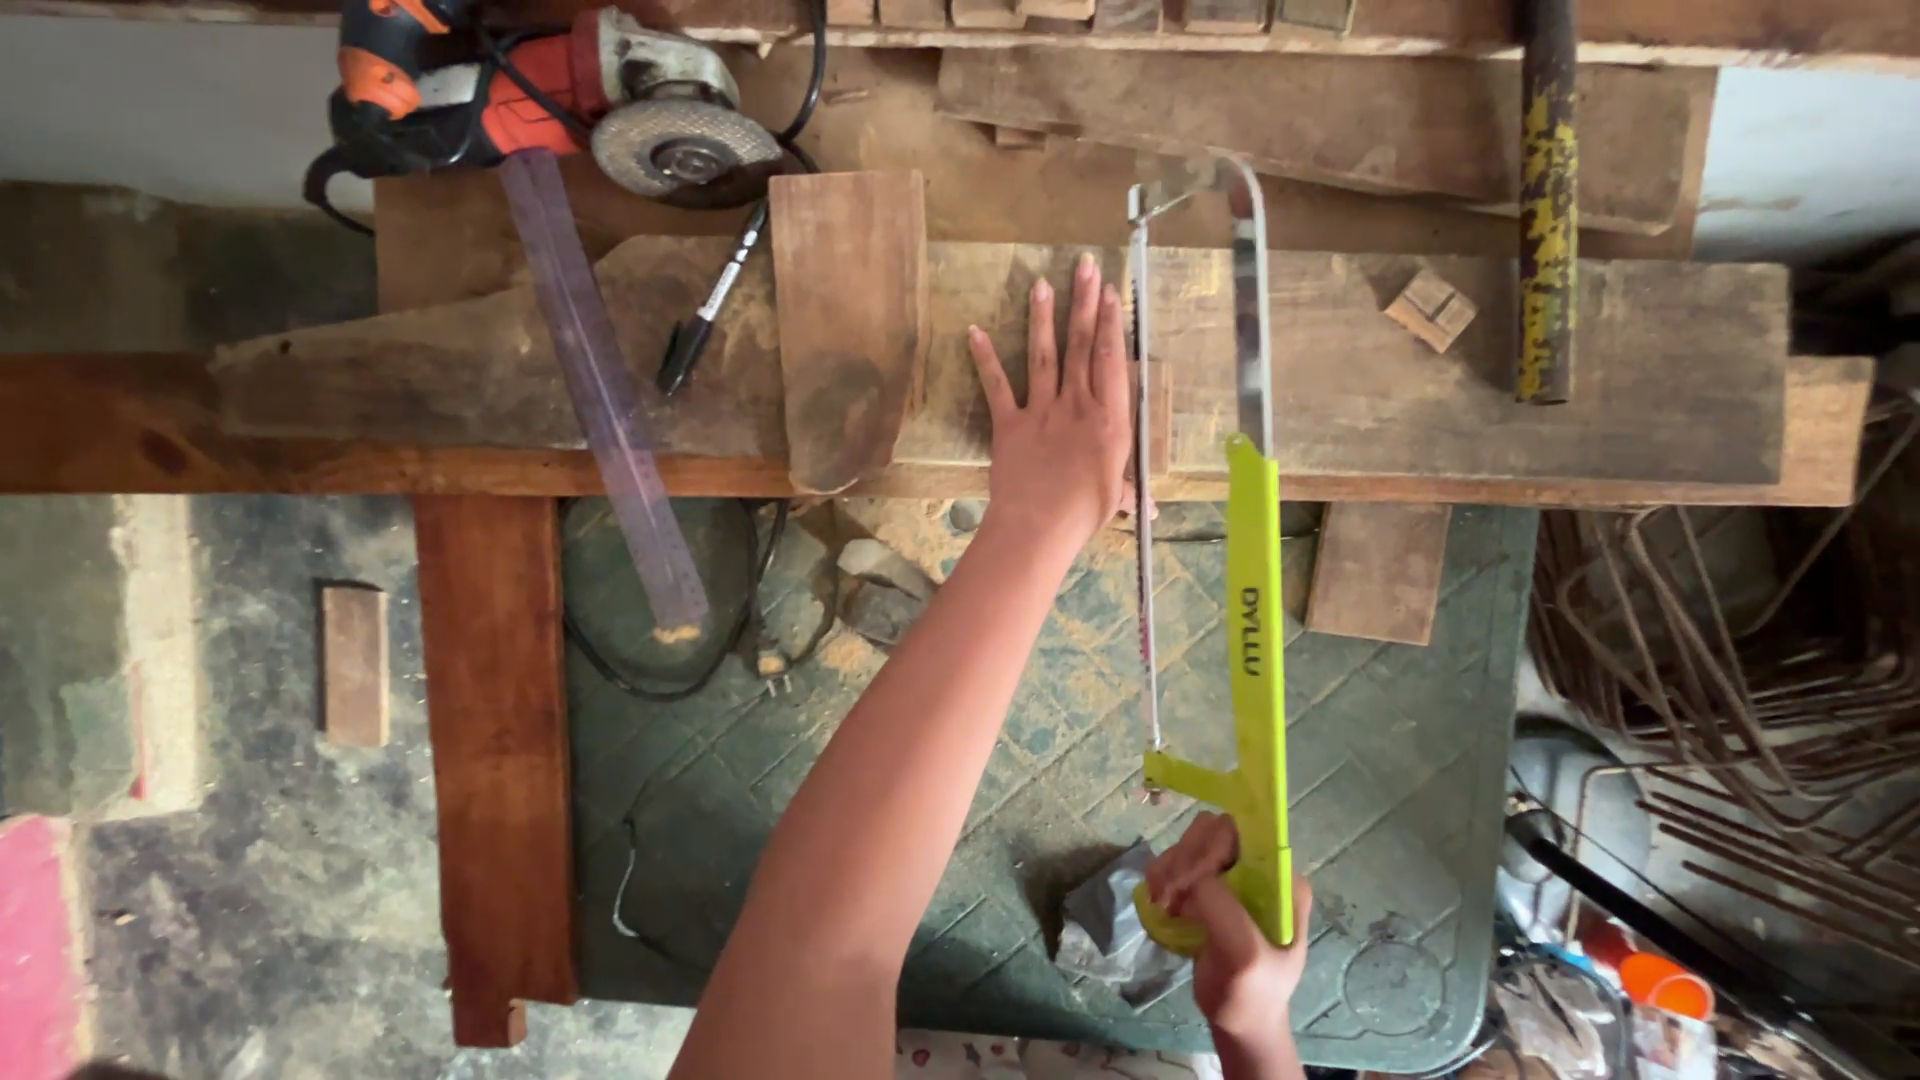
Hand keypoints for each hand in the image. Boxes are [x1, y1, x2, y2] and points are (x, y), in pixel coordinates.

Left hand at [967, 252, 1131, 554]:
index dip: (1111, 325)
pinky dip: (985, 359)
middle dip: (1084, 304)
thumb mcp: (1114, 499)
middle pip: (1081, 347)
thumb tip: (1149, 507)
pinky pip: (997, 387)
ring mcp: (1041, 412)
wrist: (1039, 526)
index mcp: (1110, 420)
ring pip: (1044, 356)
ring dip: (1043, 318)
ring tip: (1042, 283)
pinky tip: (975, 331)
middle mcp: (1077, 406)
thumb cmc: (1084, 514)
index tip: (1111, 294)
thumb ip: (1129, 493)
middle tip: (1085, 267)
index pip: (1111, 362)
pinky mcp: (1009, 424)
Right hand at [1146, 812, 1313, 1042]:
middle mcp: (1258, 868)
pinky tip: (1160, 901)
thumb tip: (1194, 877)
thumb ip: (1224, 909)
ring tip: (1162, 902)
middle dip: (1184, 859)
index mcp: (1282, 879)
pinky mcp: (1207, 886)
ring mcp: (1231, 875)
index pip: (1242, 833)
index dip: (1210, 847)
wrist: (1239, 1022)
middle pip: (1211, 832)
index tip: (1188, 884)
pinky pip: (1177, 860)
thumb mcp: (1245, 957)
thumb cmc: (1251, 994)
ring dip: (1168, 867)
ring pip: (1190, 842)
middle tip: (1168, 895)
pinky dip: (1161, 874)